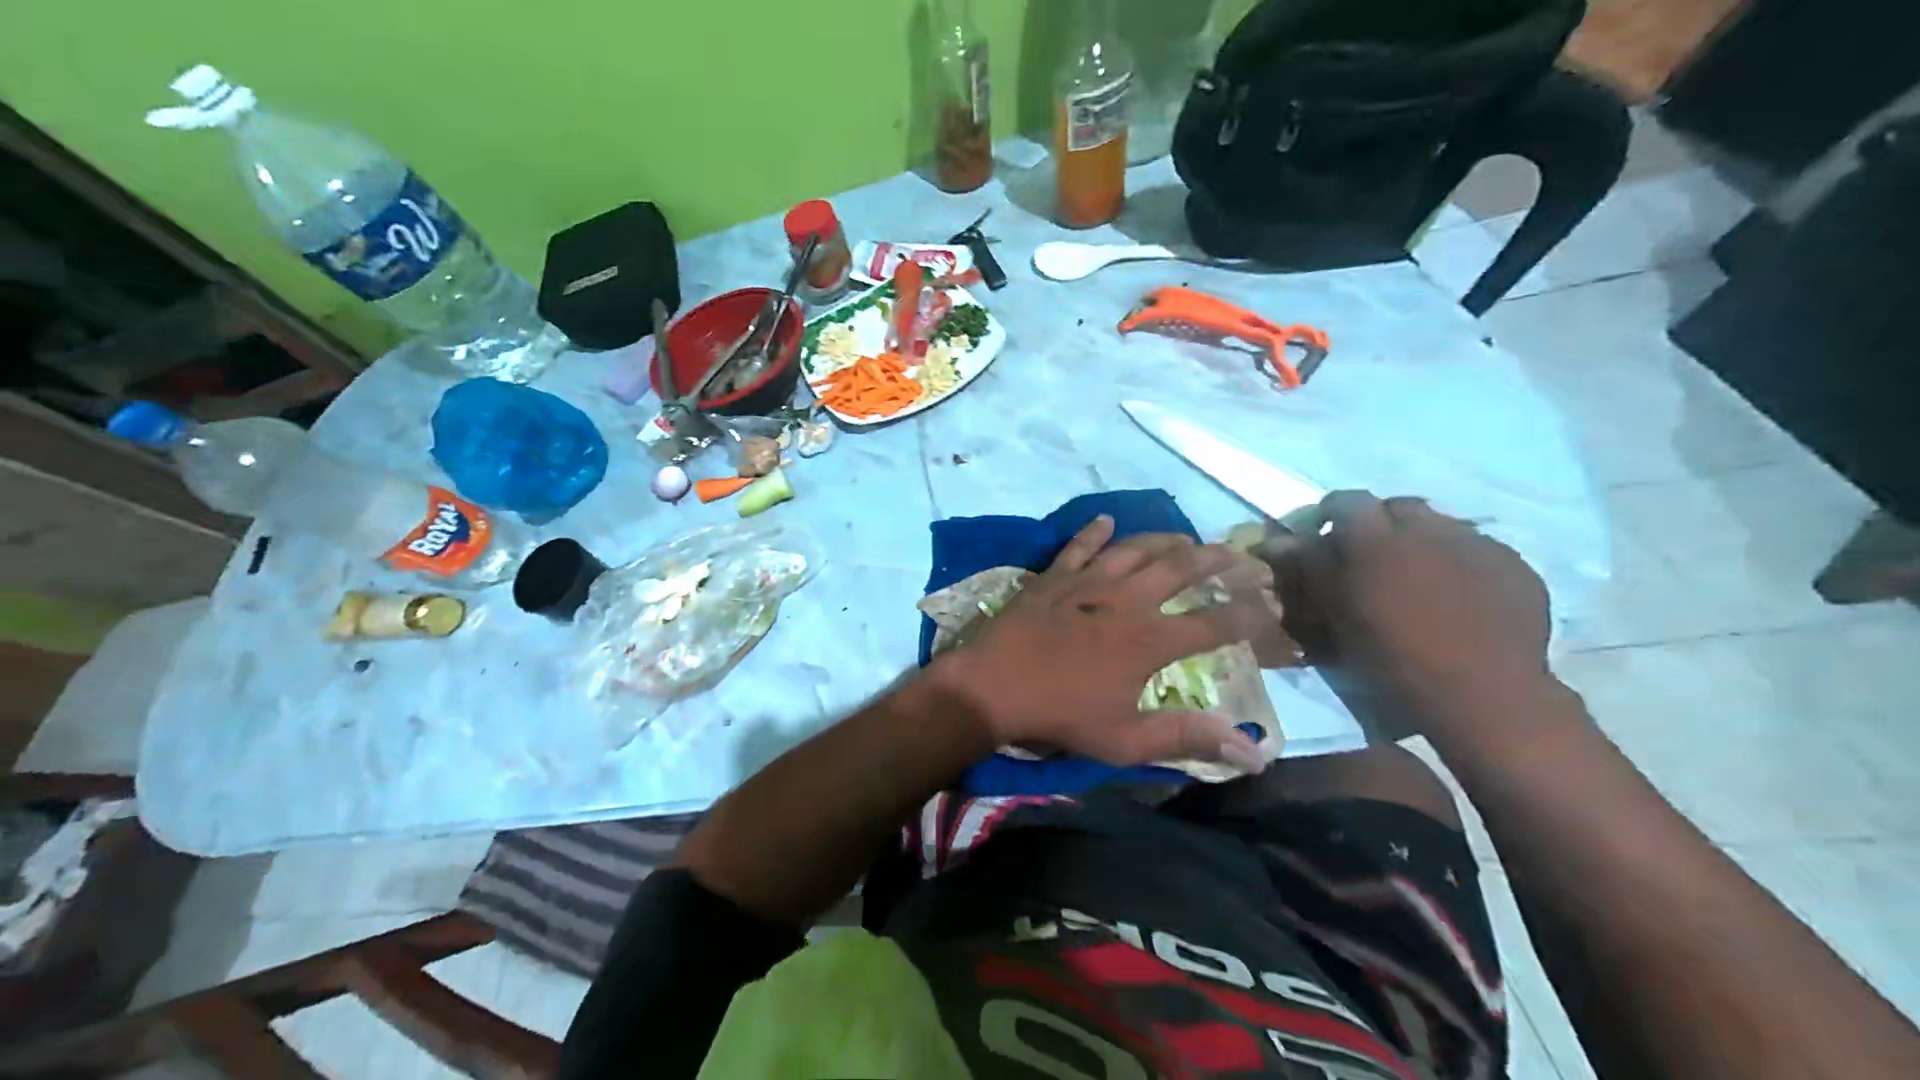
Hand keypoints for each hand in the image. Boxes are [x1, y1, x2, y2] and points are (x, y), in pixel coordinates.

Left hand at [930, 516, 1269, 772]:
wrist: (991, 686)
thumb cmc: (1059, 715)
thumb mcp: (1125, 740)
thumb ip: (1186, 738)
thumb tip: (1252, 752)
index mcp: (1148, 640)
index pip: (1213, 623)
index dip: (1247, 615)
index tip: (1270, 606)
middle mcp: (1126, 600)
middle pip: (1180, 569)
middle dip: (1215, 560)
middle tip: (1238, 554)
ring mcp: (1087, 582)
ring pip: (1135, 549)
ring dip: (1165, 539)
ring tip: (1186, 537)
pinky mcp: (1054, 576)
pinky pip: (1079, 545)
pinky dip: (1095, 531)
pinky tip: (1107, 520)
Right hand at [1275, 491, 1553, 729]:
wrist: (1480, 692)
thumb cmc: (1391, 655)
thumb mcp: (1337, 613)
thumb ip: (1311, 567)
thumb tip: (1279, 541)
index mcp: (1375, 537)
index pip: (1347, 500)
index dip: (1333, 512)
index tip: (1326, 534)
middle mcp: (1427, 527)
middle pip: (1399, 506)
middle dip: (1383, 524)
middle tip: (1375, 558)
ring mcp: (1476, 542)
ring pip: (1442, 526)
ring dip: (1424, 541)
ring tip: (1421, 578)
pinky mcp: (1514, 564)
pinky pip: (1480, 550)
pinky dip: (1463, 563)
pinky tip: (1462, 596)